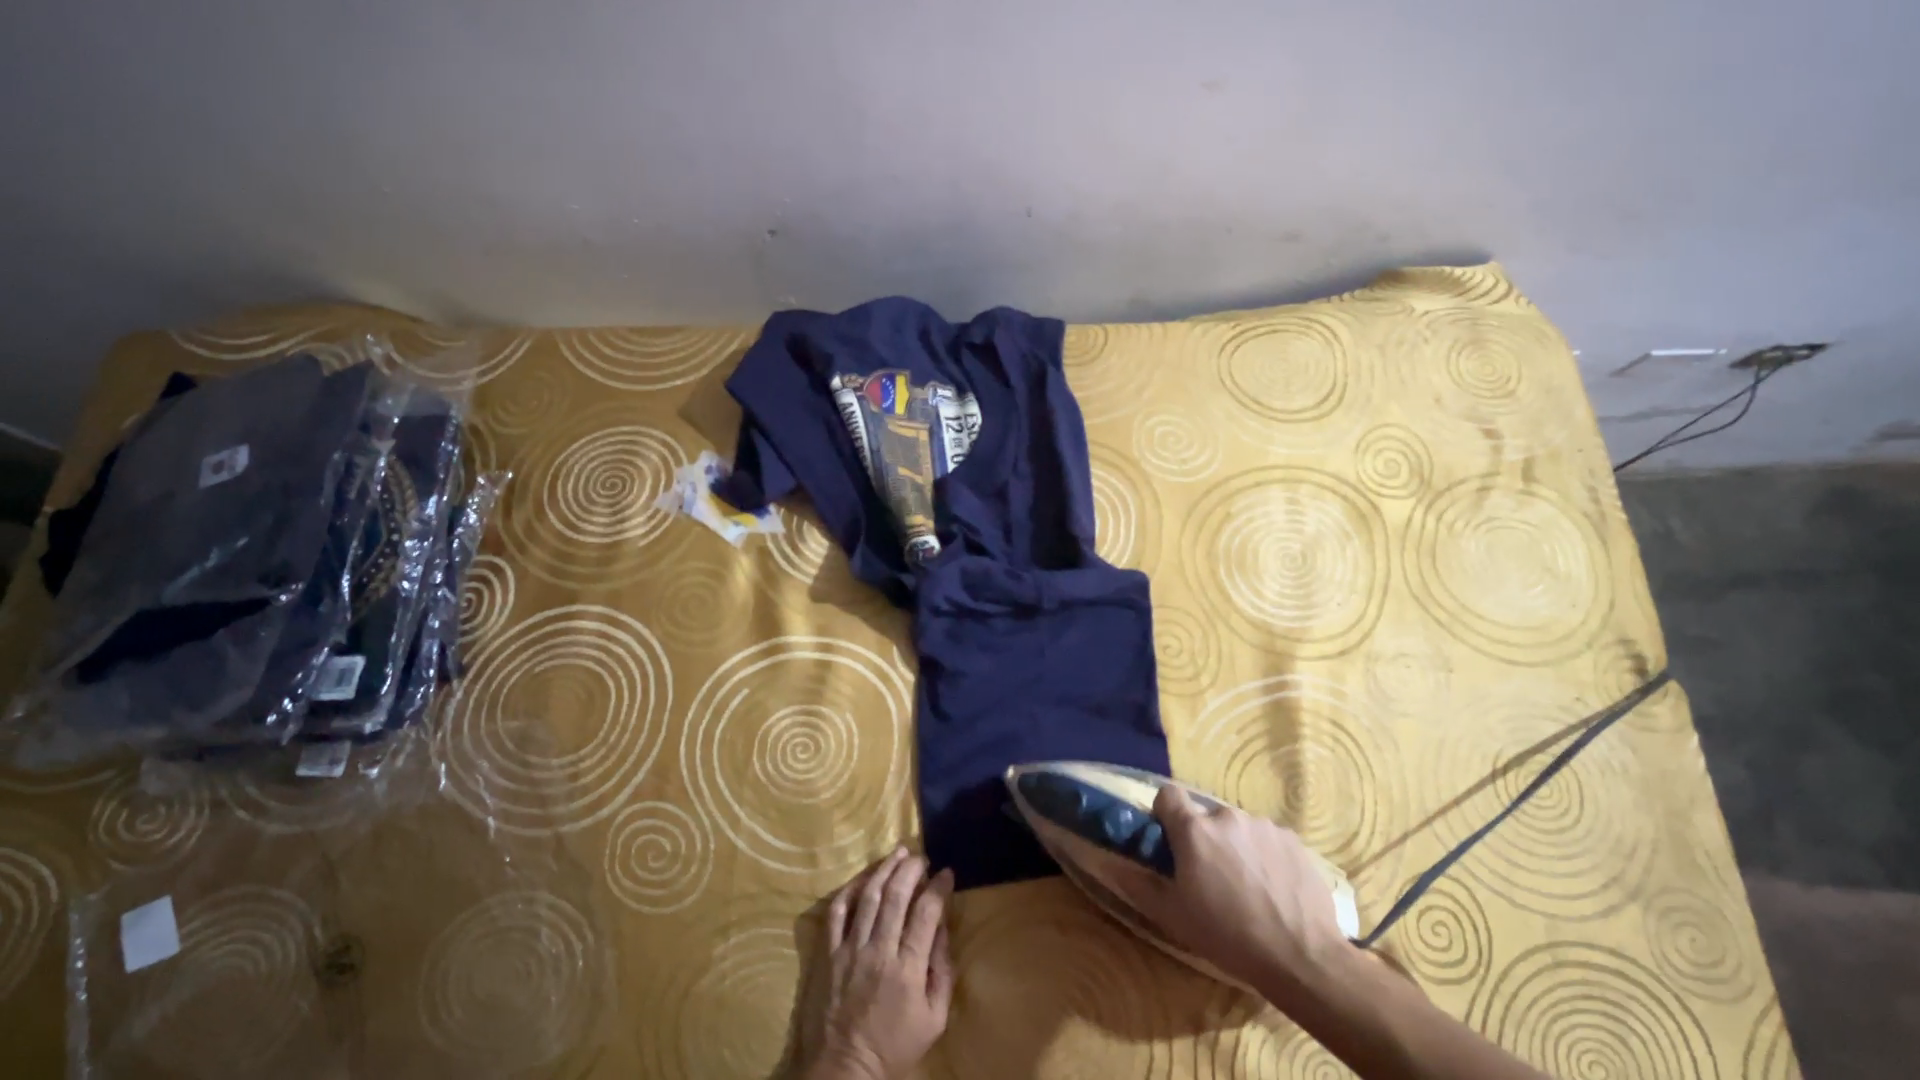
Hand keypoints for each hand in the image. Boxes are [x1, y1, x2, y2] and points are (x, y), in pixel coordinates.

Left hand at [798, 848, 955, 1079]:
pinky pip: (837, 911)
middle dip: (912, 869)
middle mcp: (879, 950)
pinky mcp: (828, 953)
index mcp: (908, 968)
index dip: (938, 888)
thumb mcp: (934, 1019)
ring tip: (898, 853)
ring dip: (885, 869)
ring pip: (869, 896)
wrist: (844, 1067)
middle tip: (923, 857)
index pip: (926, 913)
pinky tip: (864, 877)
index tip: (947, 873)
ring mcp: (849, 949)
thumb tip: (942, 931)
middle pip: (897, 896)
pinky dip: (851, 889)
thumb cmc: (895, 1046)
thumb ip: (942, 972)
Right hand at [1126, 785, 1351, 988]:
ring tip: (1246, 888)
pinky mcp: (1294, 840)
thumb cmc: (1226, 935)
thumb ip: (1137, 882)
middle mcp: (1227, 816)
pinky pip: (1268, 840)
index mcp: (1194, 829)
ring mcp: (1264, 826)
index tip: (1169, 841)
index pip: (1168, 795)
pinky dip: (1265, 857)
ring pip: (1238, 829)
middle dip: (1204, 839)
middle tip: (1209, 877)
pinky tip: (1273, 889)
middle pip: (1206, 817)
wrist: (1300, 956)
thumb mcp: (1172, 915)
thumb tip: (1105, 861)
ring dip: (1235, 847)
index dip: (1165, 814)